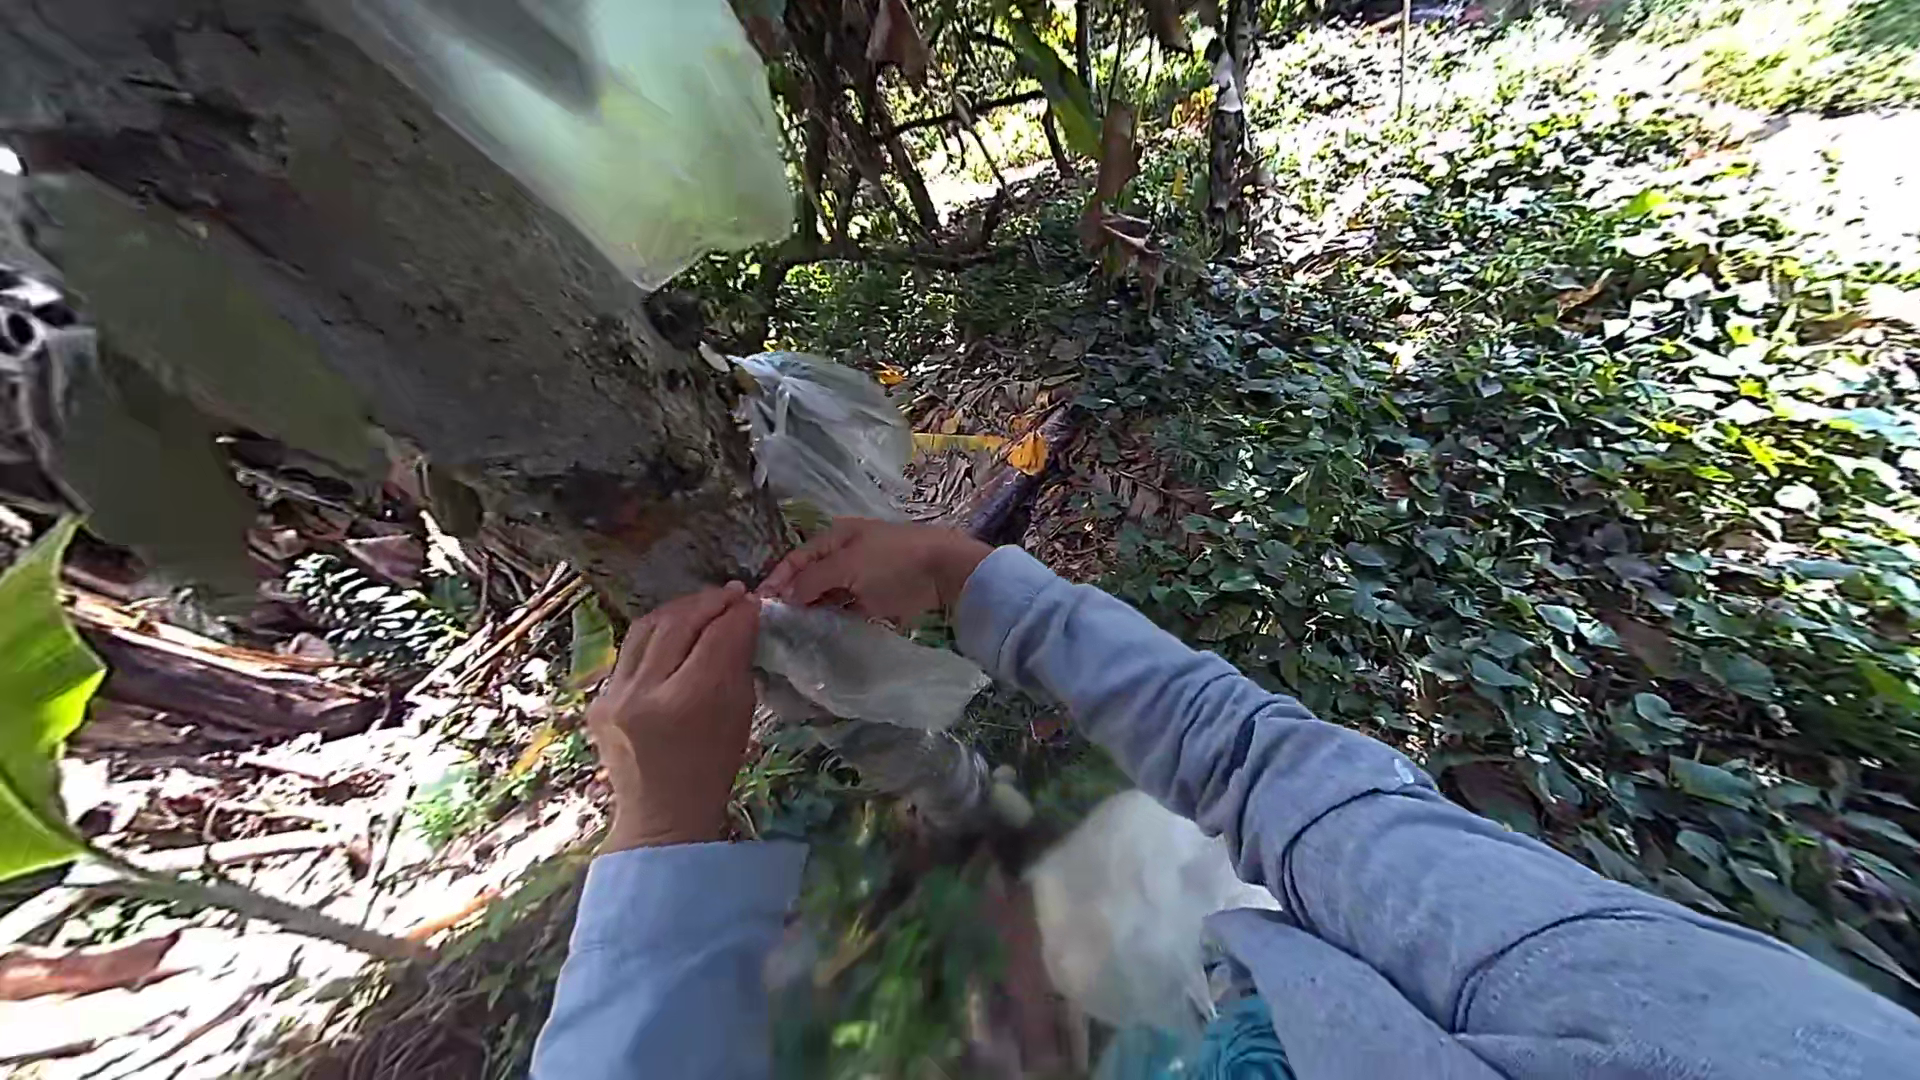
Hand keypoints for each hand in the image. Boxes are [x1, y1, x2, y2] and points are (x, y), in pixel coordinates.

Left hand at [586, 582, 759, 851]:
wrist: (662, 813)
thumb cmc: (715, 765)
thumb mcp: (741, 710)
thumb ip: (738, 660)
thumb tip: (743, 617)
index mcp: (688, 703)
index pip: (717, 637)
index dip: (739, 613)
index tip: (754, 601)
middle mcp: (643, 694)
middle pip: (679, 624)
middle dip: (710, 602)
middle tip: (734, 593)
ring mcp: (613, 696)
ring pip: (648, 627)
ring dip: (681, 608)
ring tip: (706, 603)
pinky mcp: (598, 699)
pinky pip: (631, 649)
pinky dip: (660, 631)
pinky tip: (679, 629)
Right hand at [758, 519, 991, 622]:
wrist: (943, 572)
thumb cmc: (892, 560)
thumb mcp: (848, 565)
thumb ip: (813, 580)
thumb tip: (785, 596)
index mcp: (836, 537)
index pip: (797, 558)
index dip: (777, 579)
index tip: (760, 605)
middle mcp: (845, 556)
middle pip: (811, 578)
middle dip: (793, 598)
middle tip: (773, 626)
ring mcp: (861, 579)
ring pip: (828, 596)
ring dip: (812, 612)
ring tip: (791, 636)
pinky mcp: (875, 601)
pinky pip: (847, 611)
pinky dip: (834, 621)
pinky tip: (819, 637)